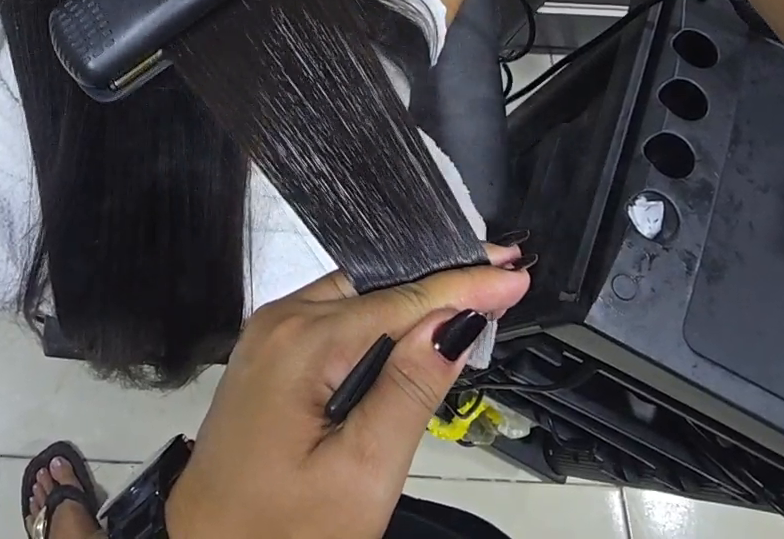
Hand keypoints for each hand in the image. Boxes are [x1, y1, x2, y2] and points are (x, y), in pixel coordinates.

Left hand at [166, 248, 531, 538]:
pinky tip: (413, 327)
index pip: (400, 301)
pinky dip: (379, 316)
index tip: (514, 271)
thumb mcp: (360, 472)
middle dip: (440, 280)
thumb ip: (408, 391)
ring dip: (412, 298)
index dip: (462, 285)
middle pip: (376, 286)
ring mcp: (270, 330)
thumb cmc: (284, 528)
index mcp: (302, 341)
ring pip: (356, 295)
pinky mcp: (269, 347)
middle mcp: (281, 318)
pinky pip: (334, 314)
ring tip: (471, 296)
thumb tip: (453, 323)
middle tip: (501, 274)